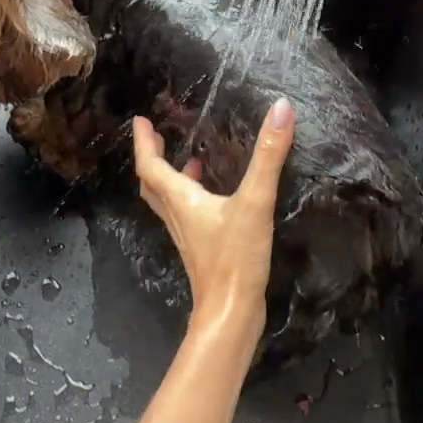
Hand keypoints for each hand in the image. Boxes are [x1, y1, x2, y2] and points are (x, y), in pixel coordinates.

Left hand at [131, 98, 294, 327]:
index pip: (151, 166)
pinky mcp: (203, 251)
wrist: (231, 314)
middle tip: (157, 137)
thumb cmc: (235, 258)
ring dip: (173, 179)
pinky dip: (193, 197)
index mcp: (182, 200)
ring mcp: (189, 236)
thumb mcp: (255, 202)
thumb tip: (281, 109)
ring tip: (190, 161)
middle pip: (154, 184)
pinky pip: (188, 216)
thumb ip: (269, 157)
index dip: (144, 143)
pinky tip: (216, 198)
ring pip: (170, 202)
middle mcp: (179, 217)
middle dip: (152, 158)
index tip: (141, 121)